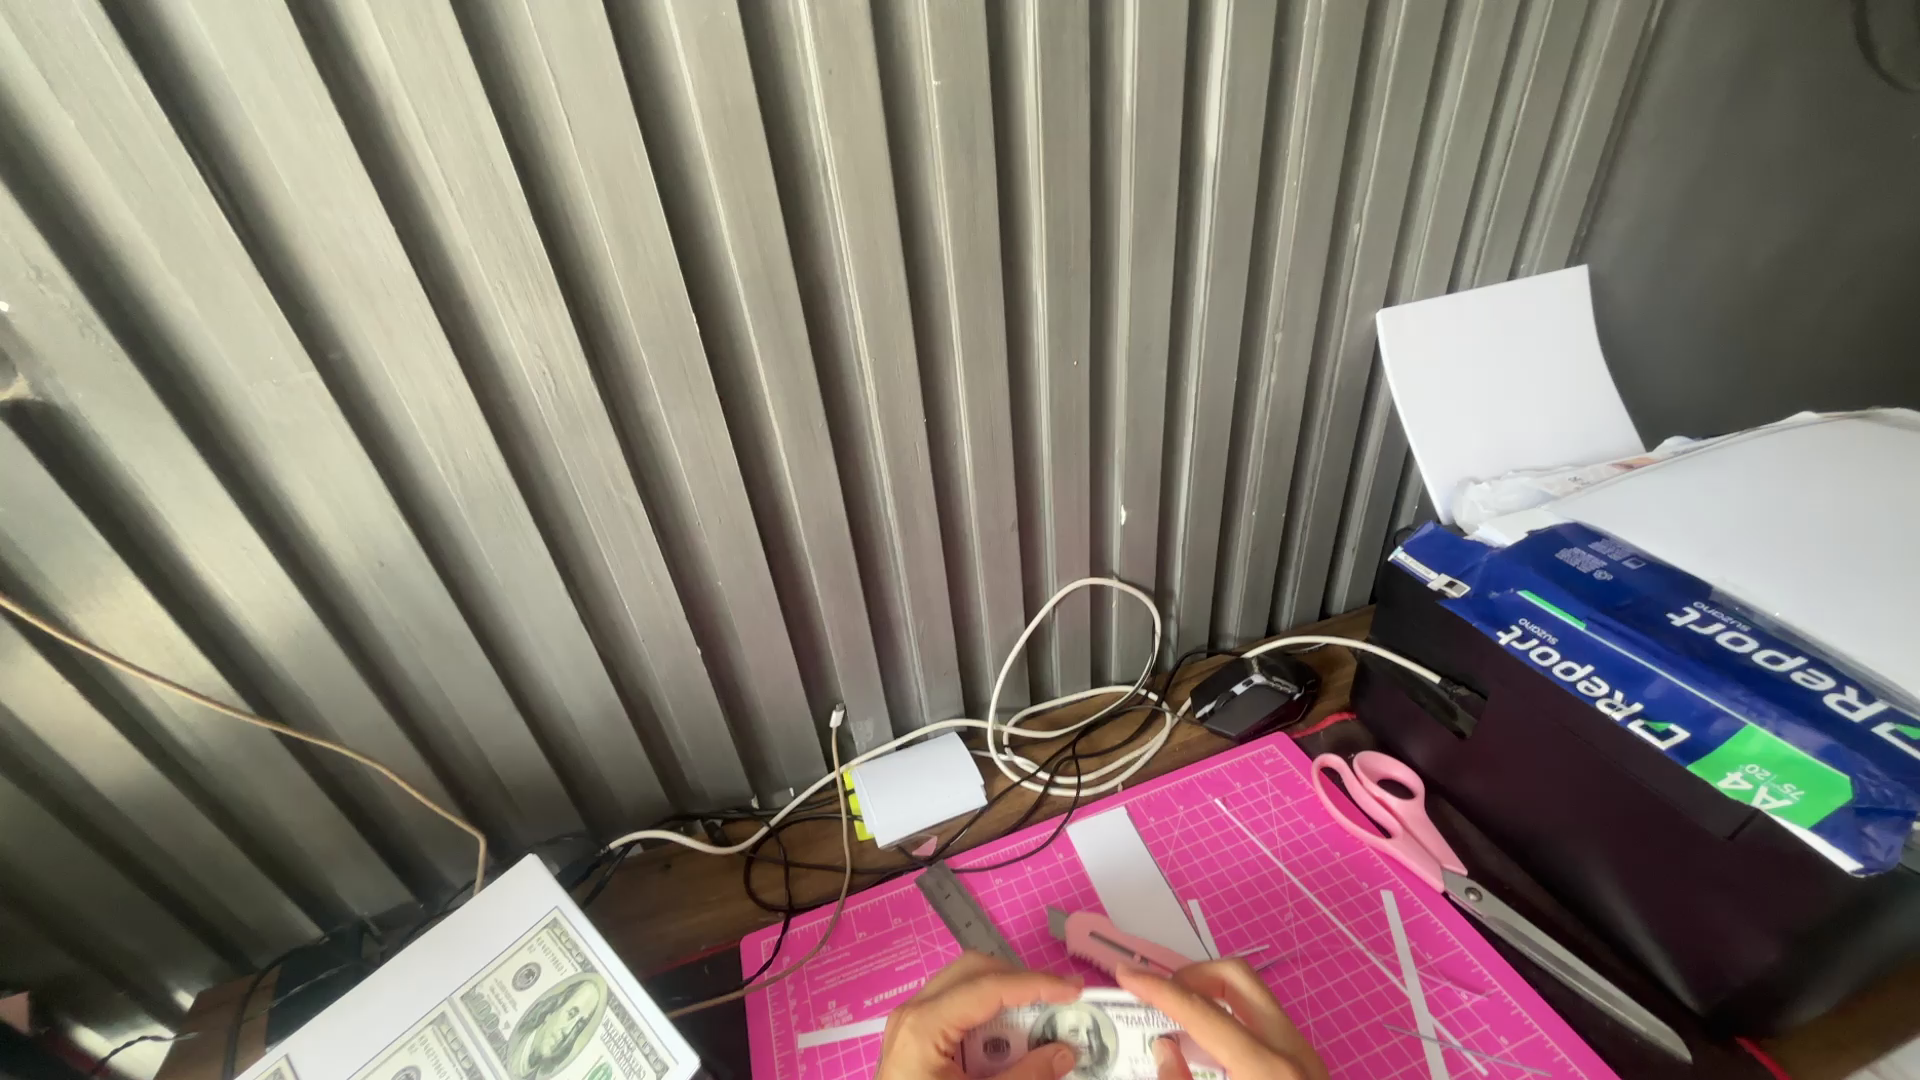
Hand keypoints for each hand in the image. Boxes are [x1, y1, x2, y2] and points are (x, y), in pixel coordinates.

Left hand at [877, 951, 1084, 1079]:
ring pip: (963, 981)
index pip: (988, 987)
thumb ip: (1026, 1078)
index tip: (1073, 987)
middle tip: (1059, 995)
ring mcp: (909, 1020)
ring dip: (1003, 992)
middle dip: (1019, 980)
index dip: (1035, 983)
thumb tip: (1065, 1052)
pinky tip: (1006, 1031)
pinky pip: (953, 1003)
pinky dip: (985, 1010)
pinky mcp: (913, 1034)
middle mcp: (913, 1010)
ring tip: (1039, 1010)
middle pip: (973, 971)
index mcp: (925, 1025)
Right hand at [1117, 960, 1327, 1079]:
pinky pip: (1264, 1023)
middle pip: (1235, 978)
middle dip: (1191, 977)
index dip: (1157, 989)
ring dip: (1211, 995)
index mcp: (1267, 1071)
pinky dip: (1231, 1018)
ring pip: (1253, 996)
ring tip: (1179, 1021)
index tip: (1125, 976)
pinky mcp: (1311, 1074)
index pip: (1201, 1010)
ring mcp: (1307, 1061)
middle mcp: (1292, 1053)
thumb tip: (1165, 1047)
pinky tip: (1210, 1051)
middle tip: (1160, 999)